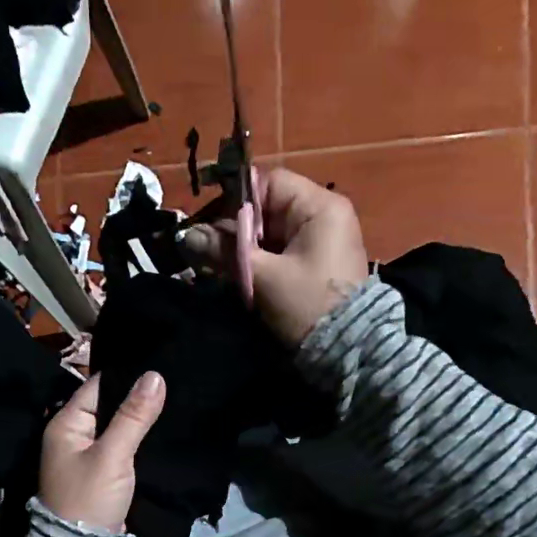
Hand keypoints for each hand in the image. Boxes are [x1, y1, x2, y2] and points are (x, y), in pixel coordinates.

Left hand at [38, 371, 165, 532]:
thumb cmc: (90, 498)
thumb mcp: (113, 455)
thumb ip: (134, 416)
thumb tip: (155, 375)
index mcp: (66, 424)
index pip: (97, 386)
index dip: (126, 375)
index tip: (158, 365)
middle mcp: (73, 435)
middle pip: (108, 405)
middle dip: (136, 397)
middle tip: (172, 381)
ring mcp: (88, 455)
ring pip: (118, 427)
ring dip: (139, 419)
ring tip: (174, 400)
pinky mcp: (103, 472)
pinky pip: (122, 446)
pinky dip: (139, 440)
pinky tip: (162, 431)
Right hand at [182, 167, 369, 346]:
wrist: (348, 352)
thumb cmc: (307, 306)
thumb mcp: (263, 277)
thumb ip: (226, 251)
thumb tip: (188, 235)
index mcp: (320, 206)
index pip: (268, 184)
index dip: (235, 201)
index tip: (210, 226)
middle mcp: (325, 217)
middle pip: (268, 211)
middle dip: (237, 231)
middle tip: (209, 252)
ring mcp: (324, 244)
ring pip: (272, 236)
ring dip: (247, 252)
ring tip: (221, 268)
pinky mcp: (318, 268)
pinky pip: (283, 255)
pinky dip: (262, 265)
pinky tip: (242, 279)